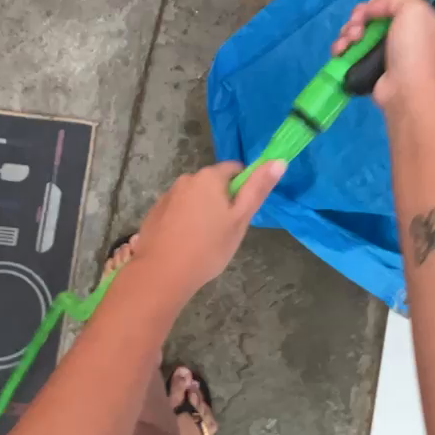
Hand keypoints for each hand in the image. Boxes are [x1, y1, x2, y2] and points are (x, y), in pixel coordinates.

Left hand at [128, 160, 285, 302]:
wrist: (162, 273)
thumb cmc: (208, 247)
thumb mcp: (240, 219)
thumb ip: (258, 189)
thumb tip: (279, 161)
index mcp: (209, 177)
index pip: (235, 169)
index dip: (244, 188)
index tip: (242, 213)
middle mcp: (187, 179)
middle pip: (213, 183)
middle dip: (222, 201)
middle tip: (226, 231)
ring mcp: (168, 195)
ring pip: (195, 197)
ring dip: (203, 210)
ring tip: (205, 241)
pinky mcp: (155, 212)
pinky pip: (178, 210)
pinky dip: (185, 220)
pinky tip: (185, 243)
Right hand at [331, 0, 434, 111]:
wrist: (406, 92)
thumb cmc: (413, 49)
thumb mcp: (413, 10)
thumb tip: (372, 8)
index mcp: (417, 18)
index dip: (377, 0)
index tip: (371, 10)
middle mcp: (402, 33)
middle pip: (370, 15)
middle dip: (358, 18)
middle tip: (358, 28)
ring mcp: (385, 51)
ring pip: (357, 31)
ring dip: (347, 33)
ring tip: (348, 43)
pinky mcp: (369, 66)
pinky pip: (351, 49)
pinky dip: (342, 48)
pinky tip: (340, 52)